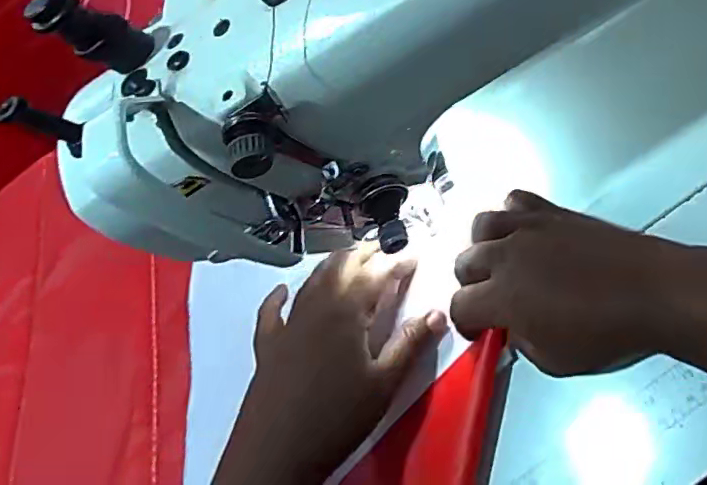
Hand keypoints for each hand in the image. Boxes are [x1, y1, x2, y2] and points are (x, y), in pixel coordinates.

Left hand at [215, 243, 446, 484]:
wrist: (275, 455)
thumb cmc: (336, 418)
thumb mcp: (383, 384)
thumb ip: (410, 344)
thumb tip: (438, 313)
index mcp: (348, 307)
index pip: (378, 272)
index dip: (398, 261)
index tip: (415, 256)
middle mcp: (318, 303)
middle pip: (344, 264)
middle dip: (367, 253)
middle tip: (387, 251)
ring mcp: (290, 321)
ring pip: (313, 278)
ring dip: (335, 264)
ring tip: (351, 259)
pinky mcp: (269, 343)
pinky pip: (273, 310)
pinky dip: (280, 296)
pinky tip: (282, 291)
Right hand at [449, 191, 696, 376]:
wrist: (651, 291)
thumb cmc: (610, 331)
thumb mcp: (555, 360)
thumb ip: (522, 342)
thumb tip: (514, 329)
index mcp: (503, 295)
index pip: (460, 306)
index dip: (466, 324)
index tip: (480, 332)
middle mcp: (508, 253)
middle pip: (465, 261)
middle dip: (471, 285)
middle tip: (490, 300)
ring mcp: (529, 226)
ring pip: (482, 224)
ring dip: (484, 245)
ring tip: (500, 261)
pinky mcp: (551, 211)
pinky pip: (516, 200)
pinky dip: (512, 214)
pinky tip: (525, 232)